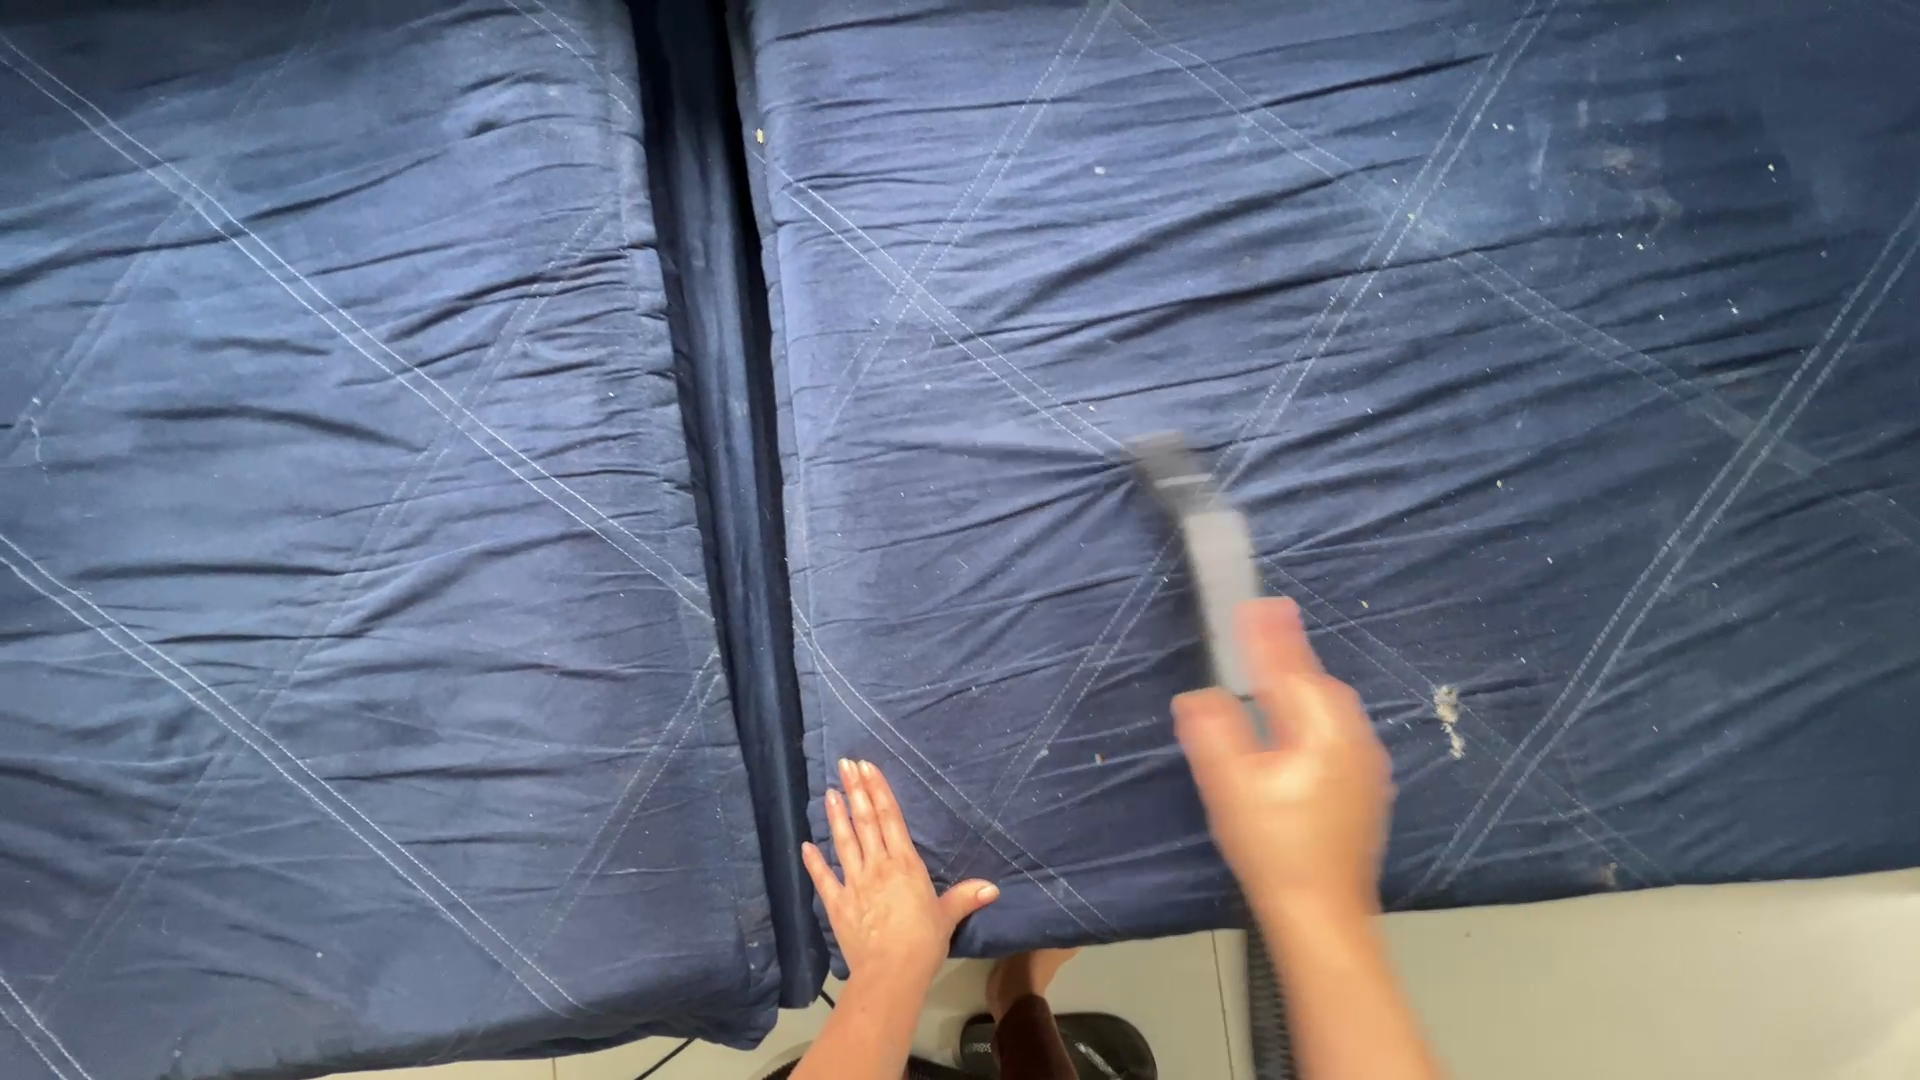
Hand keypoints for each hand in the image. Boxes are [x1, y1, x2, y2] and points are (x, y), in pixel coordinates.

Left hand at [802, 759, 999, 986]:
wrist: (892, 973)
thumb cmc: (923, 942)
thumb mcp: (947, 916)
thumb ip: (965, 897)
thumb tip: (993, 887)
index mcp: (904, 862)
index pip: (890, 817)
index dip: (878, 789)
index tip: (867, 767)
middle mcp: (878, 865)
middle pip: (866, 820)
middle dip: (856, 791)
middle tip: (845, 765)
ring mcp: (855, 883)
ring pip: (844, 841)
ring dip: (836, 816)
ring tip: (829, 792)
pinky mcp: (838, 904)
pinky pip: (824, 879)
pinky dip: (814, 862)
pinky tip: (806, 845)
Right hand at [1172, 597, 1393, 916]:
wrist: (1321, 915)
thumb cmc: (1272, 847)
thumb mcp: (1228, 786)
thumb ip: (1212, 731)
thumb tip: (1197, 695)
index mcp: (1318, 732)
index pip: (1288, 668)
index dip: (1269, 634)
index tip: (1256, 600)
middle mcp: (1351, 740)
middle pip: (1317, 683)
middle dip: (1287, 656)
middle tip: (1256, 634)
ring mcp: (1364, 765)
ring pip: (1330, 707)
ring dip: (1300, 683)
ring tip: (1271, 673)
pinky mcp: (1364, 787)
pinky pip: (1336, 729)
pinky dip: (1312, 712)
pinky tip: (1294, 727)